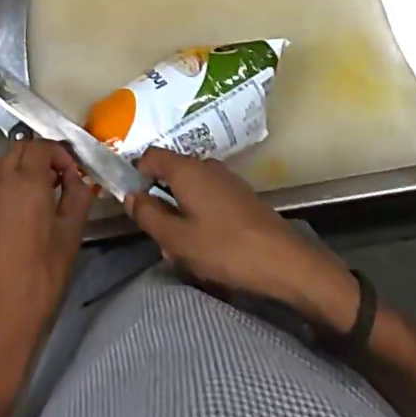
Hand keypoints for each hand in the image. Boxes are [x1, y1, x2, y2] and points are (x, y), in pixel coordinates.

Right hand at [124, 148, 360, 334]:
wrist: (284, 261)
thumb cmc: (224, 248)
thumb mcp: (177, 238)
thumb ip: (148, 215)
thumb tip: (131, 196)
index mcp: (187, 169)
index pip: (150, 156)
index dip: (135, 175)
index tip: (132, 203)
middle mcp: (206, 165)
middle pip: (170, 173)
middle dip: (158, 202)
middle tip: (159, 237)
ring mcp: (226, 179)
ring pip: (189, 189)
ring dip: (178, 213)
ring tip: (182, 250)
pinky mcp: (240, 196)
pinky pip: (207, 198)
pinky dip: (198, 217)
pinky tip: (205, 247)